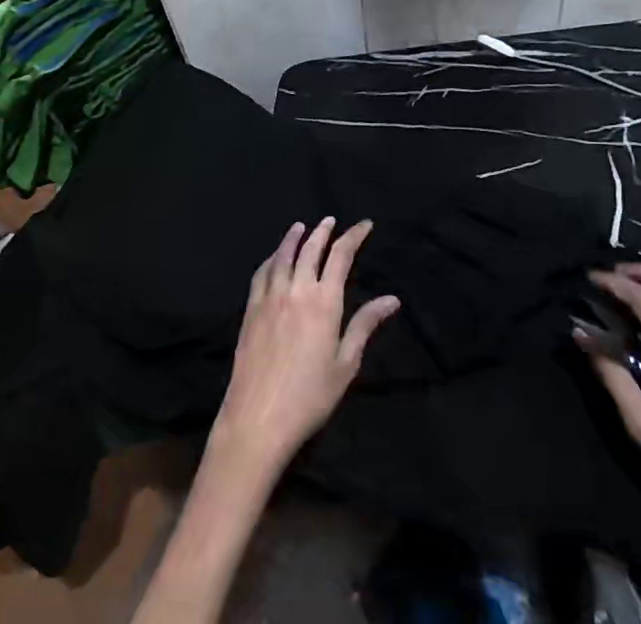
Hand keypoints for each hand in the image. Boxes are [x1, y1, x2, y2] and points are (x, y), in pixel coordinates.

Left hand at [211, 218, 401, 471]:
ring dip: (293, 238)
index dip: (353, 237)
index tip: (364, 225)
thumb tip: (392, 299)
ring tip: (300, 227)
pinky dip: (270, 260)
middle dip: (323, 232)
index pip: (341, 257)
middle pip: (310, 250)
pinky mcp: (249, 313)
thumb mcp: (346, 363)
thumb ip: (365, 325)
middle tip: (331, 220)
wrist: (258, 420)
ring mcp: (268, 300)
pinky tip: (273, 259)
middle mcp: (296, 292)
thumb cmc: (310, 396)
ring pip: (282, 257)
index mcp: (324, 302)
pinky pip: (260, 276)